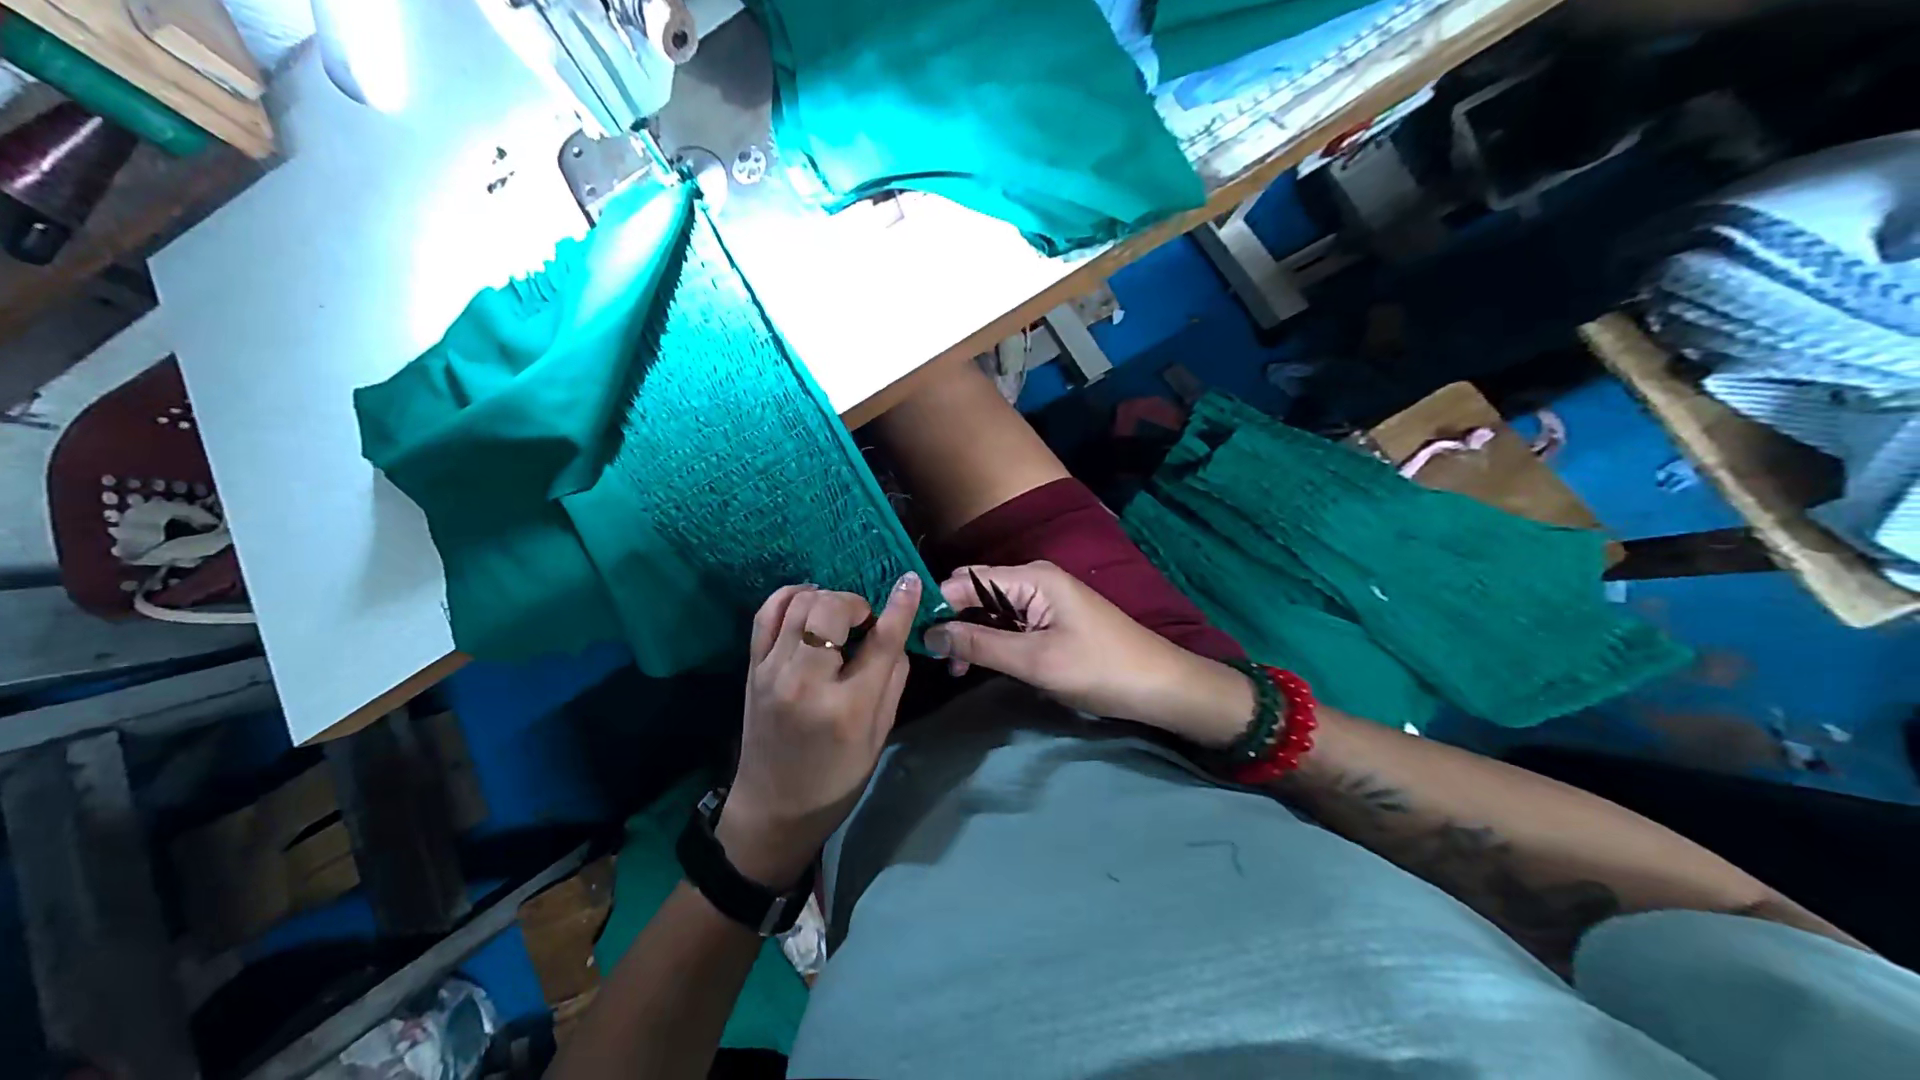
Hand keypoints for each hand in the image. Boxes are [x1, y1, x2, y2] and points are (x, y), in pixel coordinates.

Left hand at [716, 575, 919, 888]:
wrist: (772, 807)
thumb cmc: (836, 779)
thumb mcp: (879, 736)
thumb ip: (893, 680)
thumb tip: (895, 635)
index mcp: (848, 708)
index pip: (881, 642)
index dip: (900, 606)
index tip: (909, 581)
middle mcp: (806, 682)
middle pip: (832, 610)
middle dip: (856, 603)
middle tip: (866, 622)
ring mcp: (772, 672)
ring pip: (800, 603)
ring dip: (827, 598)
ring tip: (839, 616)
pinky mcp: (752, 669)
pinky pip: (767, 613)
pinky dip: (790, 596)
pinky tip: (808, 601)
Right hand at [922, 562, 1253, 746]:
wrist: (1160, 686)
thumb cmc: (1098, 669)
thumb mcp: (1034, 660)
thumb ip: (979, 643)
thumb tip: (929, 633)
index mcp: (1031, 578)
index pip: (965, 579)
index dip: (938, 604)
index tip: (916, 637)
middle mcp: (1034, 579)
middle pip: (976, 592)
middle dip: (953, 621)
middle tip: (940, 661)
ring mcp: (1044, 599)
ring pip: (990, 610)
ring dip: (971, 635)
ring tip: (958, 669)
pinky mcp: (1052, 619)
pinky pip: (1010, 622)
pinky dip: (991, 640)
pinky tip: (980, 663)